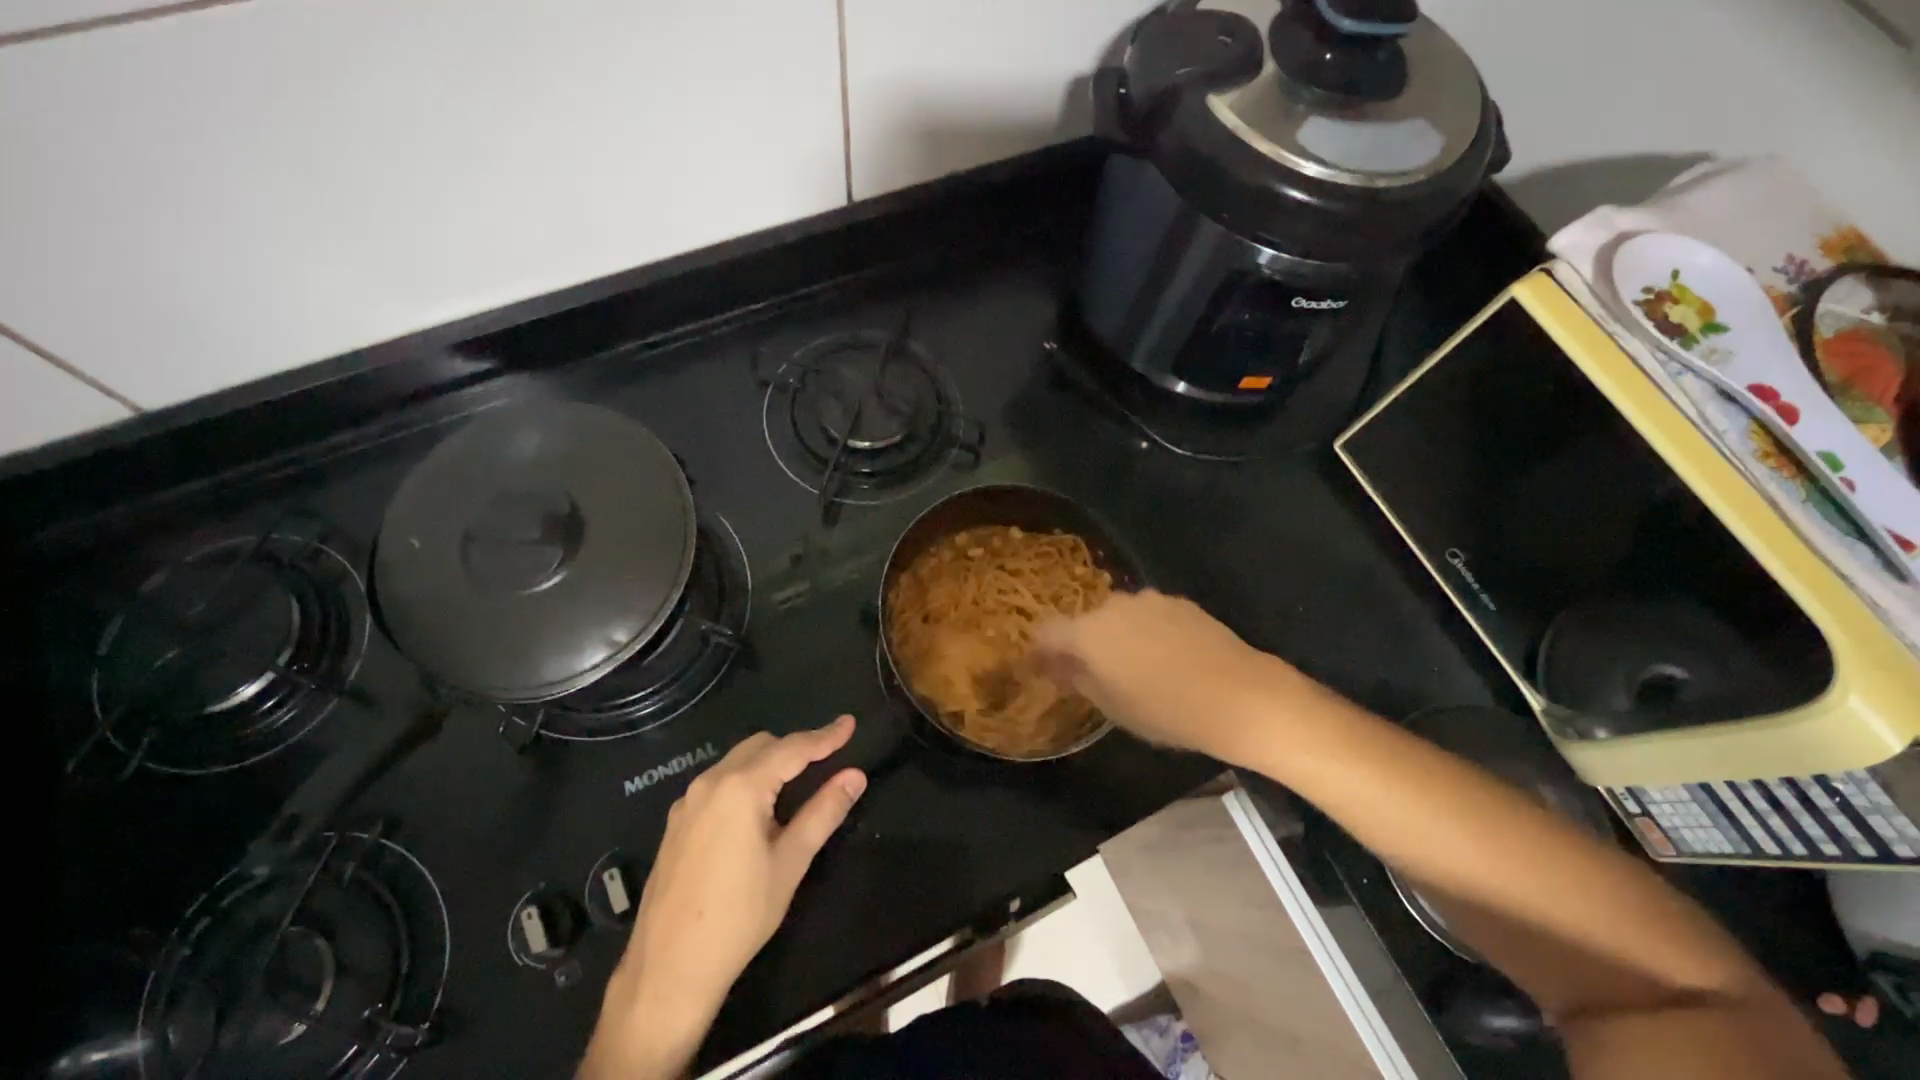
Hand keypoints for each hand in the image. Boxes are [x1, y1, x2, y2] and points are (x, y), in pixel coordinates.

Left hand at [580, 716, 866, 1079]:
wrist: (670, 966)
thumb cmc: (740, 916)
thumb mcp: (790, 863)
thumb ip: (823, 812)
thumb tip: (854, 776)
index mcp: (740, 788)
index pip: (792, 749)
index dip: (825, 736)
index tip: (850, 724)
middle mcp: (709, 783)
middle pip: (760, 746)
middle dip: (795, 749)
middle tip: (828, 763)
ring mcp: (686, 803)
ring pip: (736, 763)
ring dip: (768, 765)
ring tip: (796, 789)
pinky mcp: (676, 824)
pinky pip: (717, 785)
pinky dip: (744, 783)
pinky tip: (757, 815)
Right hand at [1032, 590, 1297, 765]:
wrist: (1241, 696)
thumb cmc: (1167, 711)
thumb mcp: (1113, 707)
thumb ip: (1078, 680)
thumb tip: (1058, 667)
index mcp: (1089, 632)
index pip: (1047, 632)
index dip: (1039, 651)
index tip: (1039, 669)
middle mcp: (1115, 606)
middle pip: (1085, 622)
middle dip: (1081, 645)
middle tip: (1089, 675)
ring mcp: (1151, 600)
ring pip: (1119, 617)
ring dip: (1115, 637)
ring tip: (1131, 668)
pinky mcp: (1181, 603)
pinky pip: (1149, 616)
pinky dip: (1146, 633)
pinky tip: (1164, 659)